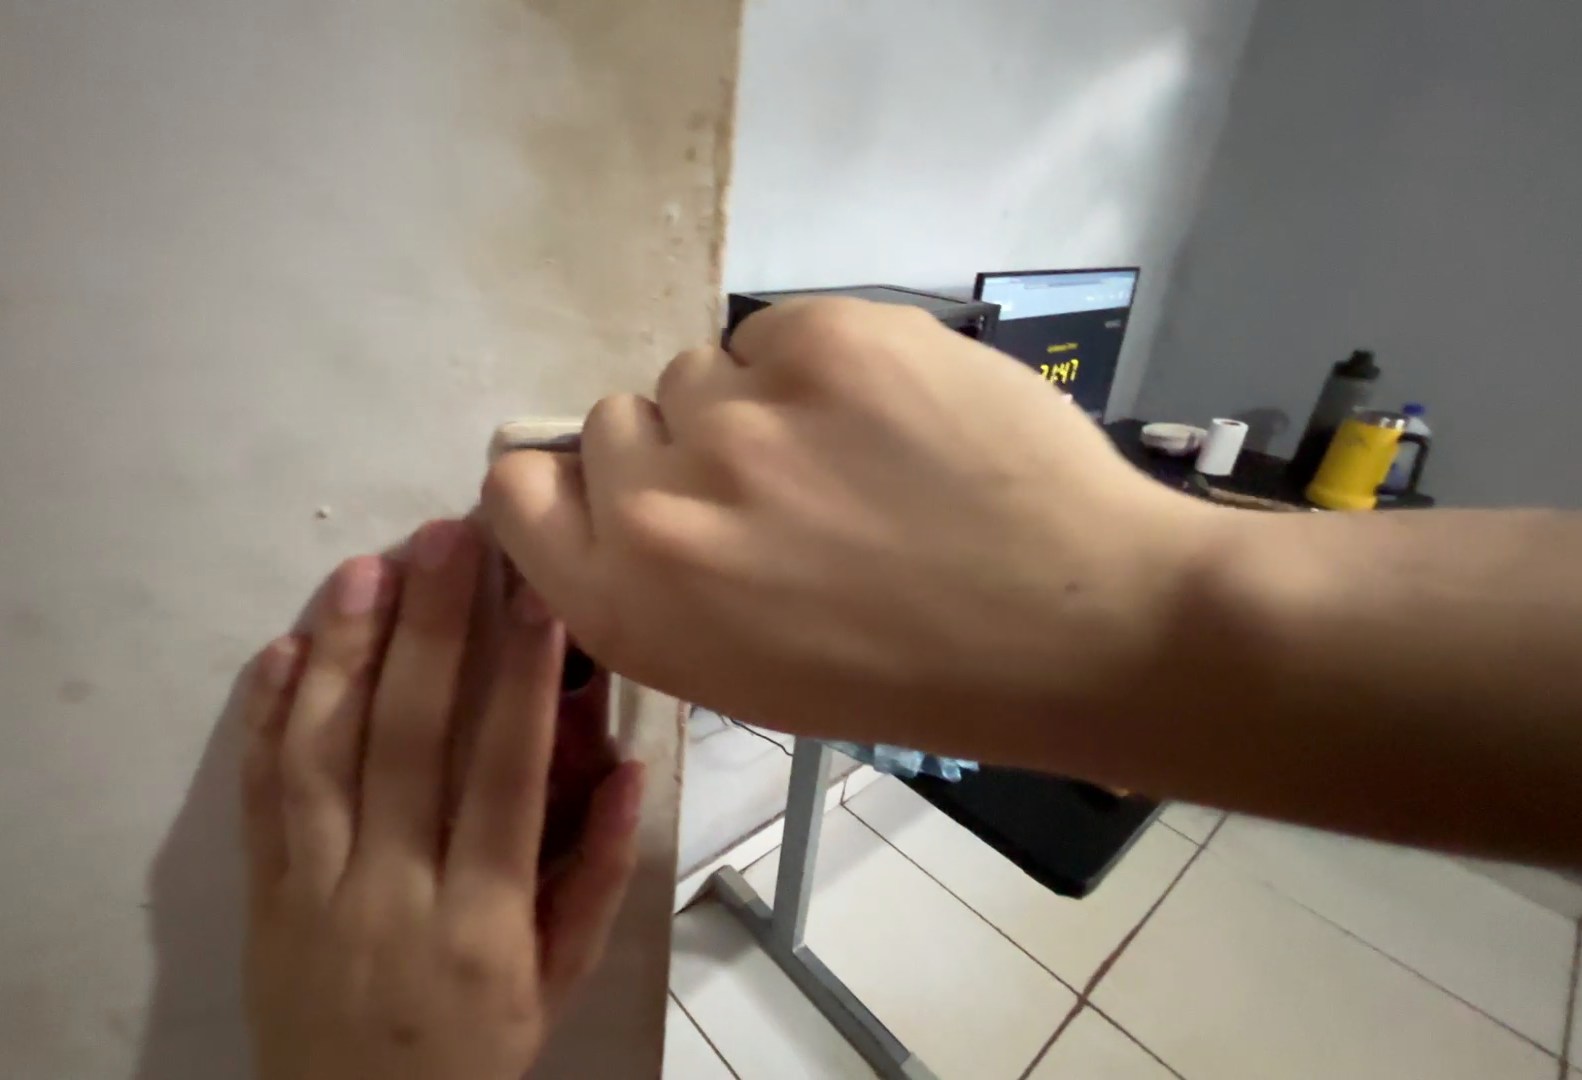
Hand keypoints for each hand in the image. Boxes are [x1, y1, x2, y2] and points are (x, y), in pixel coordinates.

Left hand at [237, 521, 646, 1079]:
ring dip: (346, 652)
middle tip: (447, 539)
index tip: (538, 598)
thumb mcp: (563, 982)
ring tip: (366, 569)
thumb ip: (601, 877)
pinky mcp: (261, 900)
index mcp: (480, 918)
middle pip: (409, 740)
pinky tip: (284, 649)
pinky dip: (268, 719)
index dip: (524, 679)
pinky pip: (263, 800)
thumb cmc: (480, 1055)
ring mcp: (312, 892)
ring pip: (324, 754)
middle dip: (433, 629)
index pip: (505, 774)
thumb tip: (631, 769)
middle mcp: (390, 890)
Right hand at [482, 298, 1216, 755]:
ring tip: (843, 458)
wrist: (1064, 629)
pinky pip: (775, 331)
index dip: (564, 480)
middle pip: (614, 418)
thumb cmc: (892, 668)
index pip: (516, 491)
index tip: (615, 482)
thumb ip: (648, 574)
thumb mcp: (732, 664)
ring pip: (699, 370)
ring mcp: (742, 416)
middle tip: (773, 490)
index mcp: (631, 607)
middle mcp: (660, 510)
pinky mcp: (828, 340)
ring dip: (750, 404)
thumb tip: (615, 479)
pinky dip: (817, 365)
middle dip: (678, 447)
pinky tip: (886, 419)